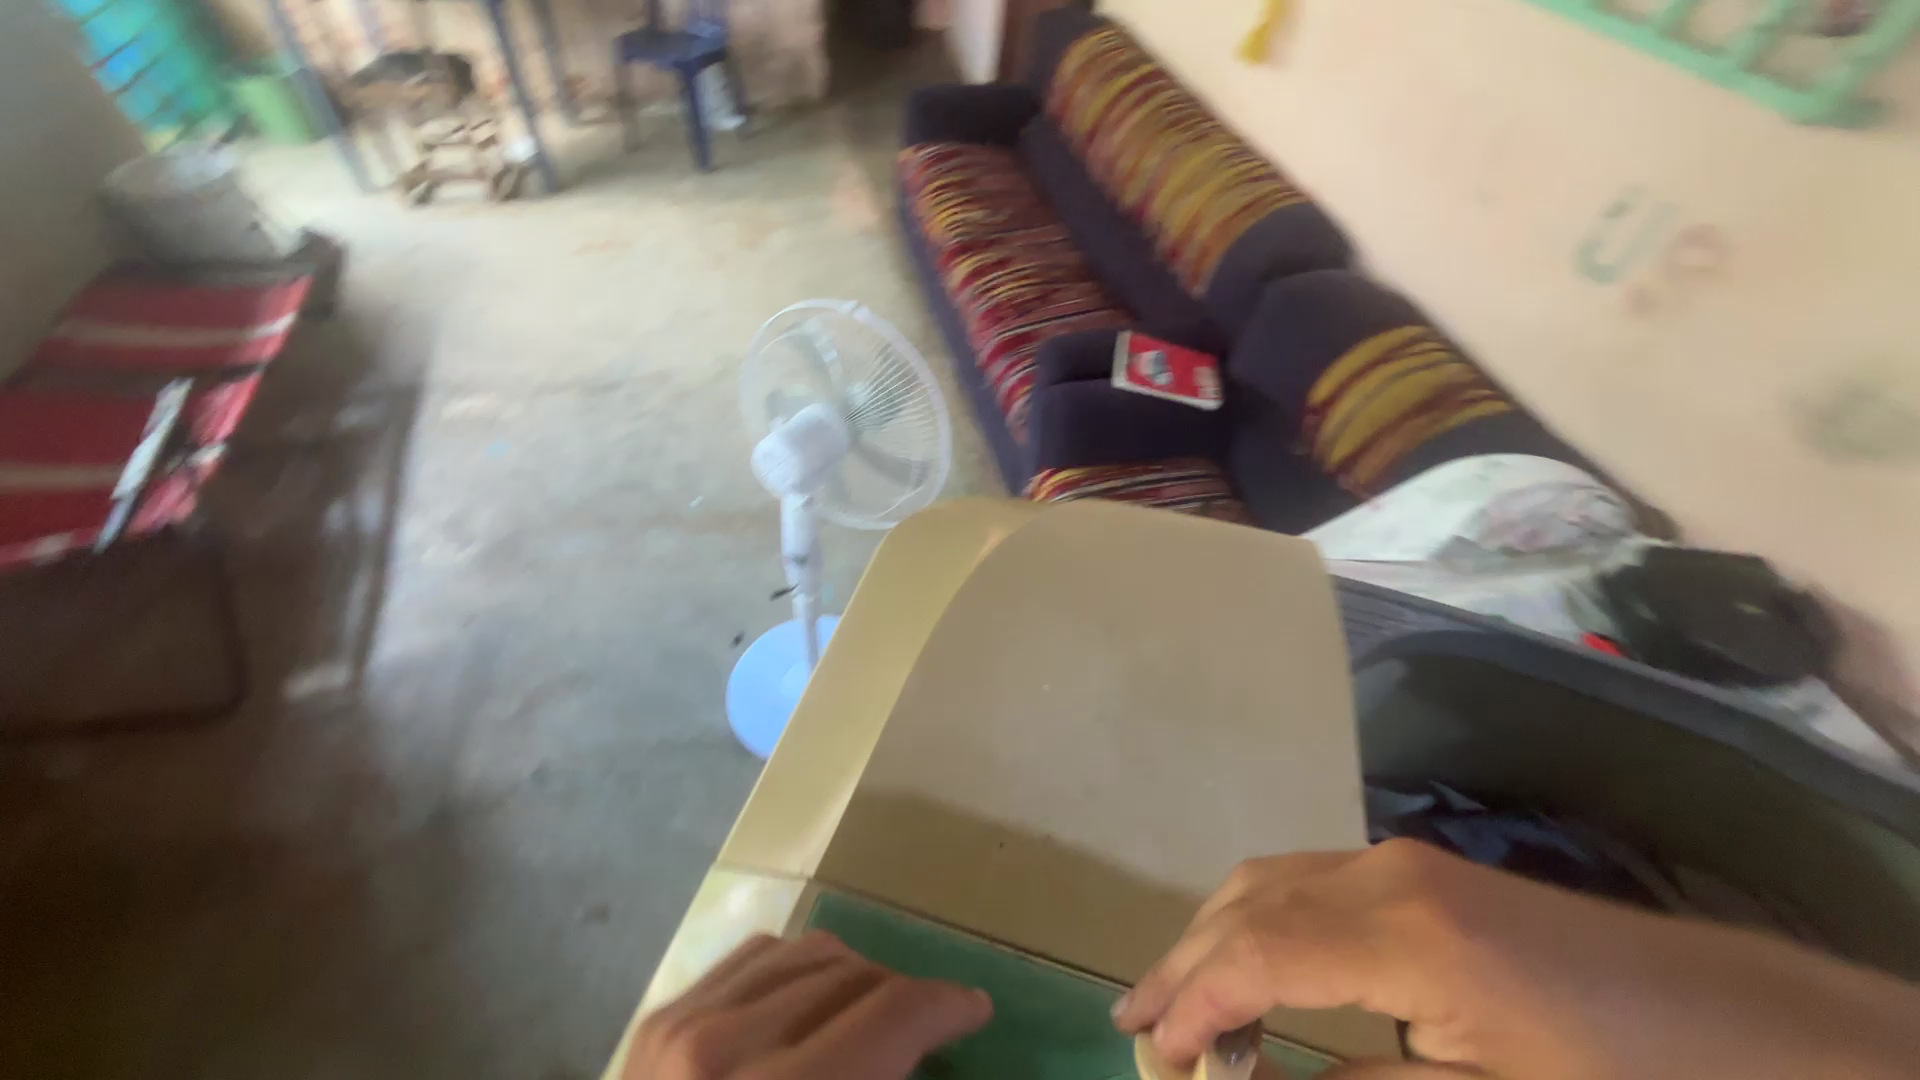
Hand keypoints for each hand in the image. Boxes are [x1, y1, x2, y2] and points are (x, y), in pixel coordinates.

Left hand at [629, 930, 991, 1079]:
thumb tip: (929, 1052)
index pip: (893, 1013)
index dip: (948, 1005)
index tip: (974, 1010)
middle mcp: (728, 1049)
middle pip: (856, 974)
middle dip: (904, 995)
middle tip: (921, 1028)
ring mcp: (685, 1025)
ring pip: (809, 951)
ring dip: (855, 976)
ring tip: (868, 1012)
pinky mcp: (659, 1018)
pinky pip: (758, 954)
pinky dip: (799, 970)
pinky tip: (809, 1002)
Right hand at [1112, 839, 1919, 1079]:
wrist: (1756, 1031)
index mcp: (1406, 935)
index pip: (1260, 953)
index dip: (1195, 1001)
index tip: (1150, 1050)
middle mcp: (1384, 874)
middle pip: (1250, 902)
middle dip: (1185, 961)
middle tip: (1135, 1019)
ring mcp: (1398, 861)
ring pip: (1269, 878)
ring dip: (1214, 932)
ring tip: (1174, 989)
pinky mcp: (1416, 870)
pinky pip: (1304, 878)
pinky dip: (1256, 917)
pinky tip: (1247, 956)